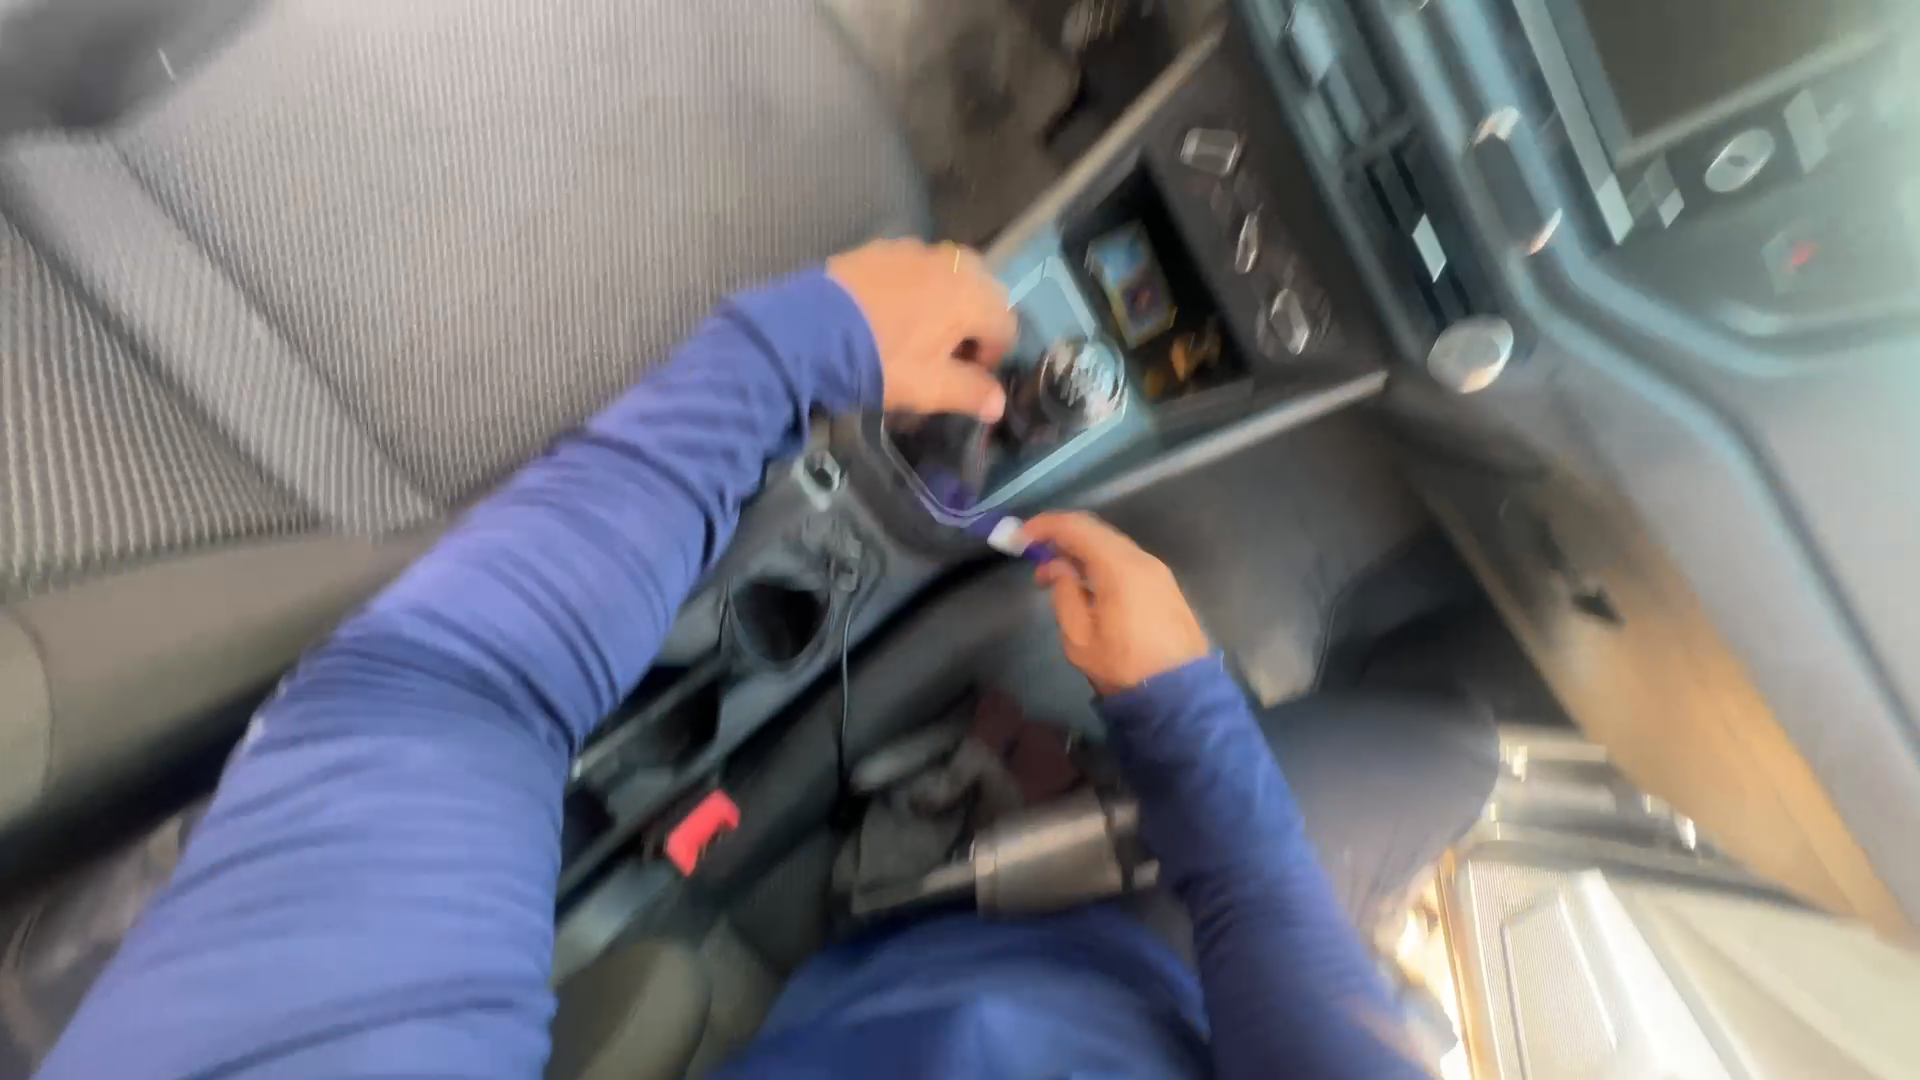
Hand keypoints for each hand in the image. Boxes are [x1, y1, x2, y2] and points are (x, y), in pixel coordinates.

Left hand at [828, 239, 1015, 421]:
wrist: (810, 329)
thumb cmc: (883, 362)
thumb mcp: (930, 388)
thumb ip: (971, 393)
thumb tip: (998, 404)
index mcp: (972, 296)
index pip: (1005, 326)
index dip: (993, 357)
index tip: (968, 379)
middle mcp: (952, 264)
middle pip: (983, 294)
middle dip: (974, 325)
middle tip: (947, 356)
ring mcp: (915, 250)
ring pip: (950, 277)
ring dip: (947, 305)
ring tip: (919, 335)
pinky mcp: (882, 248)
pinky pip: (915, 269)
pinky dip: (917, 290)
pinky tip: (891, 315)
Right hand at [1022, 513, 1210, 695]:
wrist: (1181, 693)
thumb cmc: (1123, 666)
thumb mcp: (1079, 638)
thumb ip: (1064, 594)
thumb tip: (1058, 567)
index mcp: (1119, 568)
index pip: (1076, 528)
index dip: (1044, 526)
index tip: (1020, 537)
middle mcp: (1141, 559)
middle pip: (1095, 531)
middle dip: (1060, 537)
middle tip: (1034, 557)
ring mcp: (1157, 570)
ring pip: (1111, 544)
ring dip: (1080, 550)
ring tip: (1055, 574)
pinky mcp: (1164, 584)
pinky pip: (1125, 559)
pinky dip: (1099, 560)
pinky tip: (1085, 582)